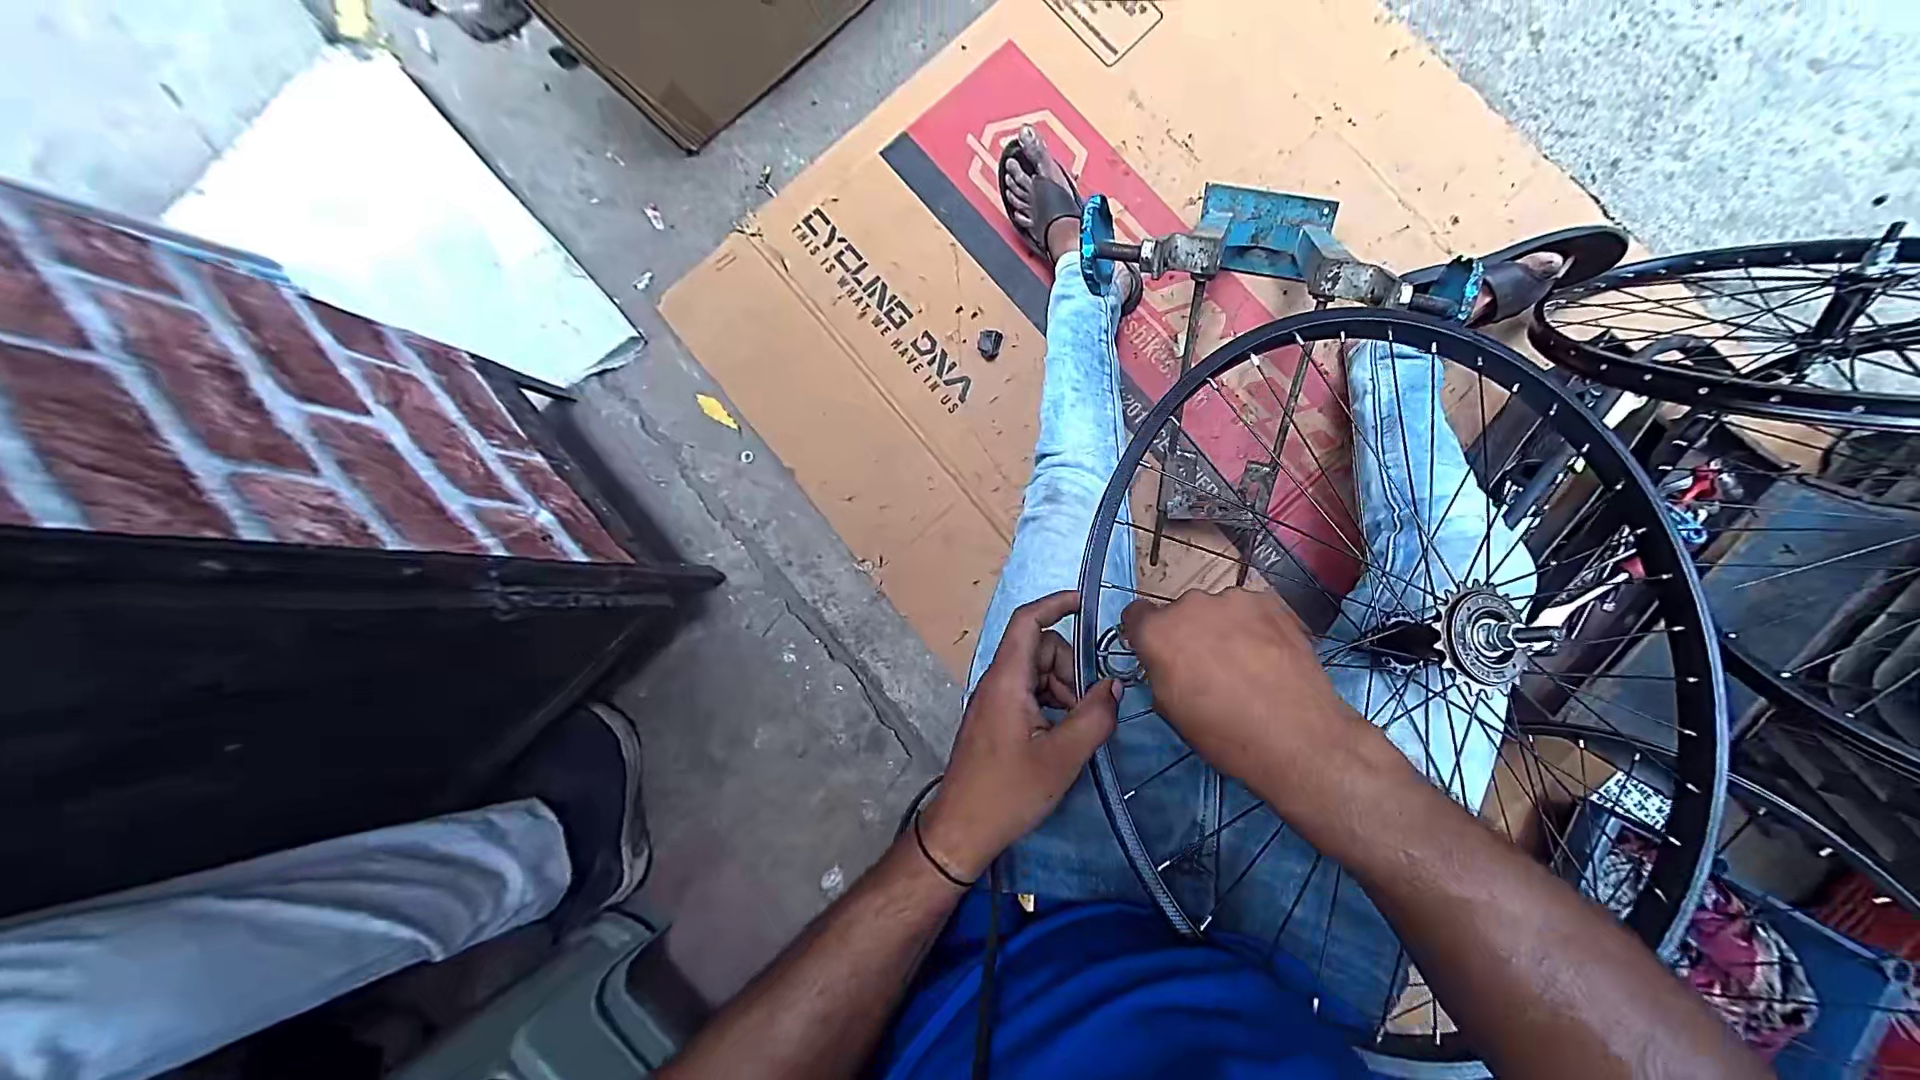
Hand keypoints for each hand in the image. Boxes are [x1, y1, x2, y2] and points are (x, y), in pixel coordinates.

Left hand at [919, 591, 1119, 881]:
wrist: (962, 829)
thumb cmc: (1008, 793)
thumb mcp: (1062, 757)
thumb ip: (1094, 717)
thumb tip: (1115, 686)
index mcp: (1007, 680)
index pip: (1027, 621)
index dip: (1055, 604)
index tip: (1085, 603)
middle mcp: (997, 681)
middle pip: (1041, 649)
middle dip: (1070, 669)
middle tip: (1085, 709)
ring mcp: (994, 700)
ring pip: (1038, 672)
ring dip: (1064, 690)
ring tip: (1073, 730)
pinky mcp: (996, 717)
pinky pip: (1030, 693)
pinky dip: (1051, 704)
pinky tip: (1060, 736)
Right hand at [1121, 588, 1363, 790]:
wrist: (1296, 736)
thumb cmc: (1223, 732)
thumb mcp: (1169, 707)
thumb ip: (1159, 670)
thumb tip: (1166, 660)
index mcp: (1157, 632)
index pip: (1135, 615)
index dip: (1145, 634)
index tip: (1159, 651)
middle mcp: (1189, 605)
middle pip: (1180, 613)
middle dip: (1188, 633)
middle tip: (1209, 666)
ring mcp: (1232, 599)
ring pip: (1217, 610)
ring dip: (1222, 628)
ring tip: (1246, 662)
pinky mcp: (1269, 602)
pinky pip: (1250, 610)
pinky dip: (1254, 626)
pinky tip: (1268, 655)